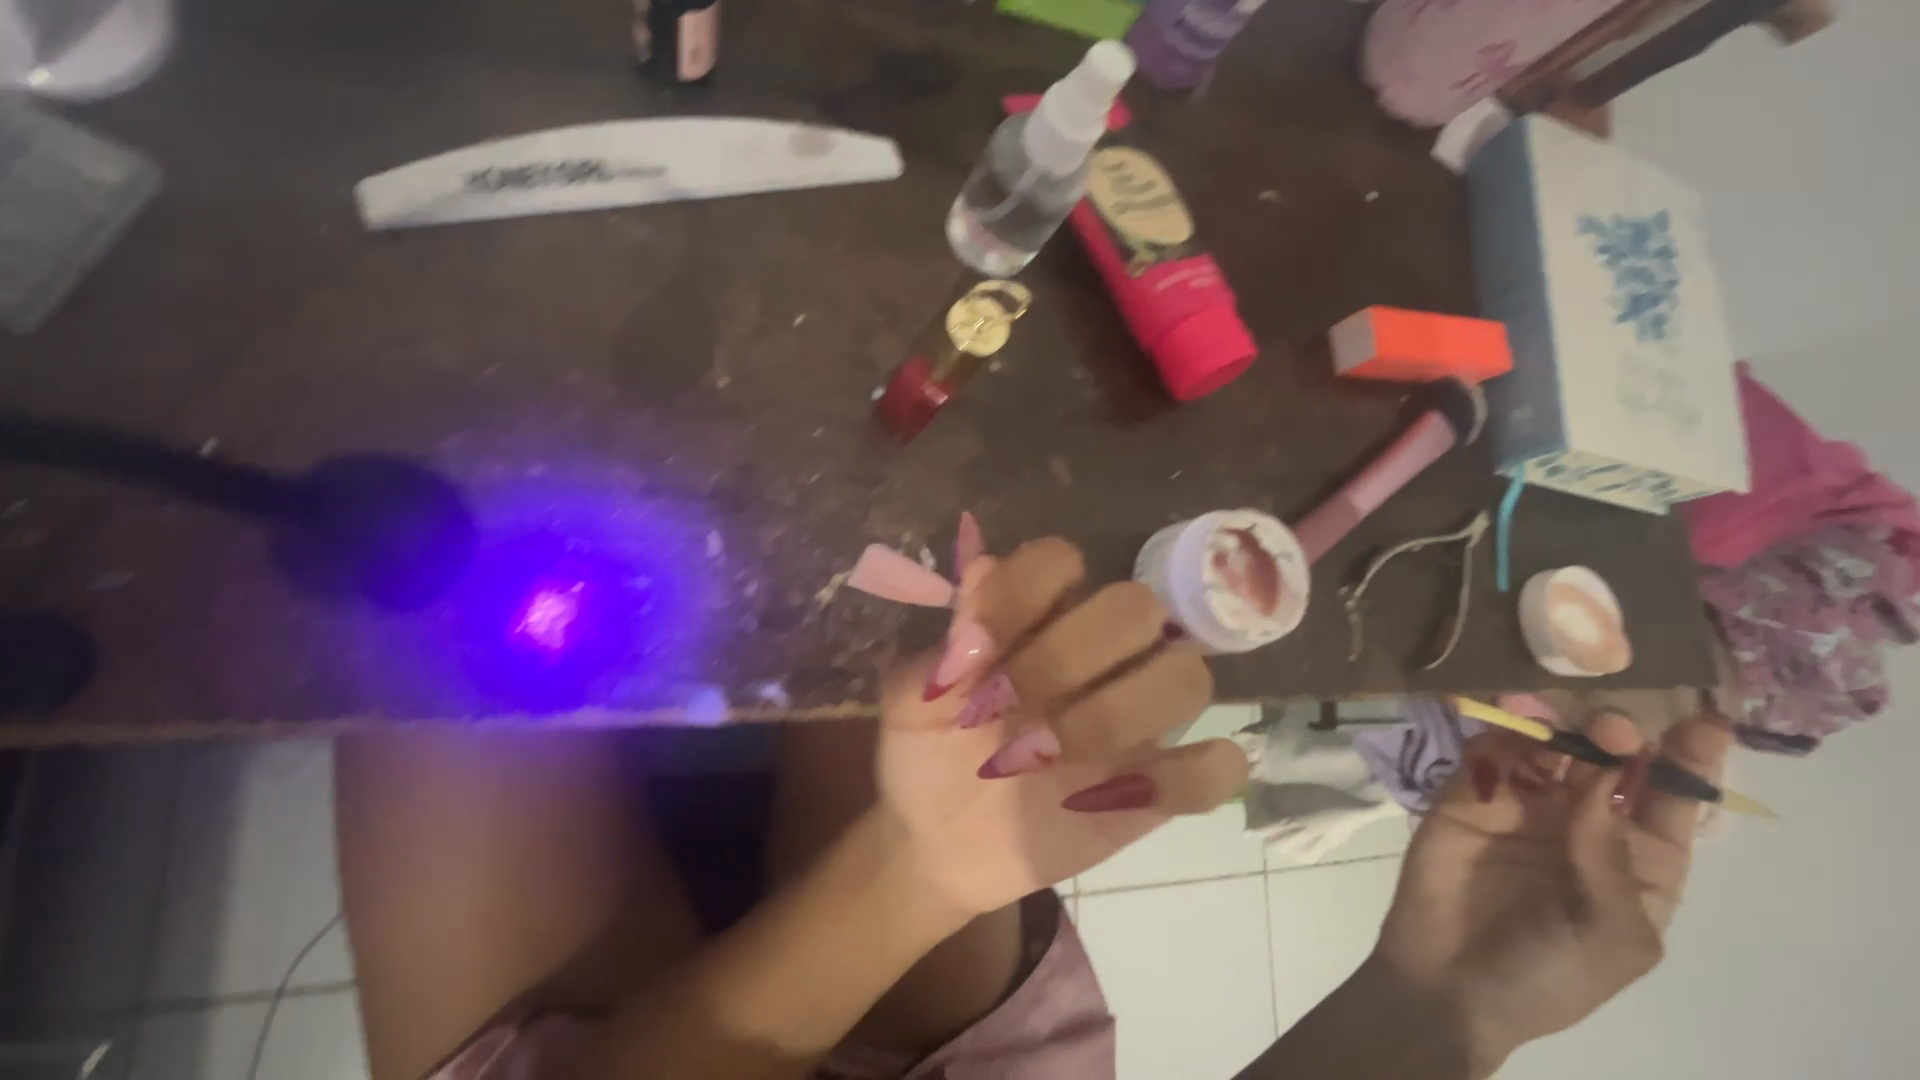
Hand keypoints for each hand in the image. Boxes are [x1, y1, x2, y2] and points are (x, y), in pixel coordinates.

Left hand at [874, 536, 1249, 918]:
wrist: (936, 845)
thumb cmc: (924, 755)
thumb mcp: (912, 700)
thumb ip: (947, 640)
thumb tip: (980, 568)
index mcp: (1036, 621)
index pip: (1061, 562)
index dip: (1024, 594)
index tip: (977, 649)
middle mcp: (1097, 656)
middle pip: (1136, 608)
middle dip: (1071, 655)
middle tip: (1009, 708)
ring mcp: (1136, 719)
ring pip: (1188, 679)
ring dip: (1117, 716)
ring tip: (1048, 760)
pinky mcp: (1160, 787)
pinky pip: (1219, 768)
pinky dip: (1191, 777)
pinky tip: (1123, 796)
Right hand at [1371, 708, 1733, 1065]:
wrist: (1446, 983)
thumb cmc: (1548, 973)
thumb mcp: (1612, 934)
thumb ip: (1610, 854)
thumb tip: (1602, 776)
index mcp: (1634, 864)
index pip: (1667, 802)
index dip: (1687, 761)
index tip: (1703, 720)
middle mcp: (1580, 824)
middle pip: (1606, 762)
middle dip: (1614, 736)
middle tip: (1609, 728)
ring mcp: (1519, 805)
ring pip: (1546, 745)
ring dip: (1555, 723)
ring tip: (1546, 716)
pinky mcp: (1465, 793)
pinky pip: (1486, 750)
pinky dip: (1497, 728)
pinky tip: (1504, 720)